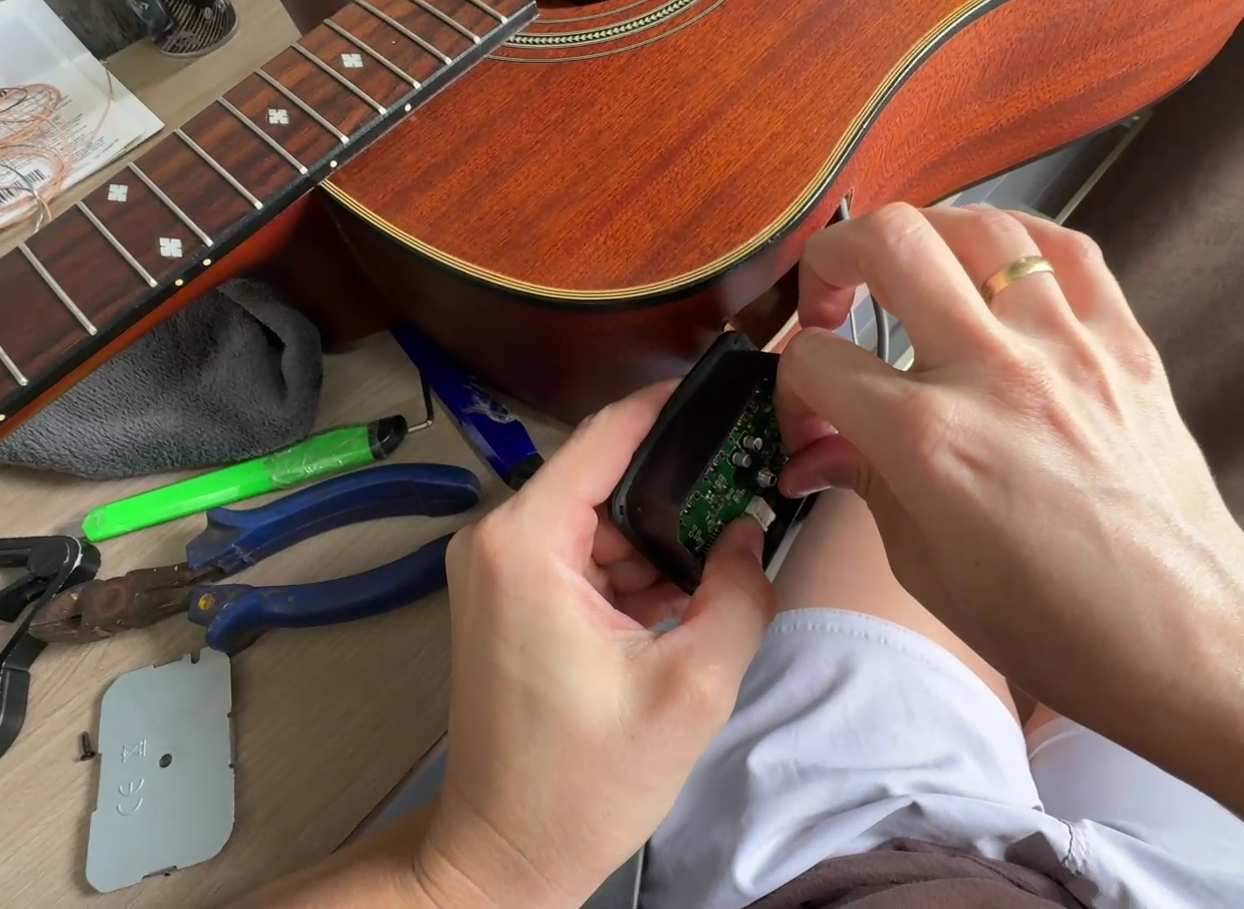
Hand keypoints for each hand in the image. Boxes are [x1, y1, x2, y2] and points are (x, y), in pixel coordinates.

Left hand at [419, 383, 776, 908]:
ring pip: (596, 515)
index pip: (605, 435)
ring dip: (654, 538)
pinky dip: (627, 567)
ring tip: (715, 564)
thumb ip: (737, 593)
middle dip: (674, 487)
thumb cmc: (585, 783)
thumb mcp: (692, 687)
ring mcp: (497, 563)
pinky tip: (672, 602)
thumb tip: (747, 529)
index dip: (664, 405)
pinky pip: (580, 550)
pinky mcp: (507, 591)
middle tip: (742, 492)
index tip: (720, 389)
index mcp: (526, 542)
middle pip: (602, 476)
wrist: (504, 855)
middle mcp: (498, 536)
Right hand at [775, 204, 1243, 754]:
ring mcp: (1069, 349)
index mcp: (930, 441)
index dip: (790, 387)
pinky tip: (989, 266)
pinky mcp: (1125, 346)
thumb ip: (859, 480)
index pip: (818, 364)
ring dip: (918, 237)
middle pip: (889, 244)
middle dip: (830, 259)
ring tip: (902, 274)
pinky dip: (1013, 241)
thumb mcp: (921, 562)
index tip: (804, 418)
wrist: (1194, 646)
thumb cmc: (1055, 626)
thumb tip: (812, 451)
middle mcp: (996, 374)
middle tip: (826, 303)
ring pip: (978, 225)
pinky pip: (1067, 250)